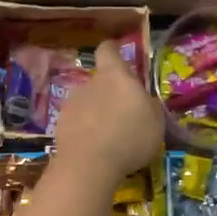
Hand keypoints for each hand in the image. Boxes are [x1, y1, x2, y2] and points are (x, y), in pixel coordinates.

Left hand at [52, 40, 163, 182]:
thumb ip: (150, 107)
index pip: (108, 50)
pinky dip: (84, 133)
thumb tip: (145, 101)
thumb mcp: (156, 123)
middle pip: (99, 83)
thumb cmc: (129, 137)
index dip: (113, 53)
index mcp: (114, 76)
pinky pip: (77, 124)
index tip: (120, 62)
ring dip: (96, 116)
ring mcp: (71, 105)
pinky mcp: (60, 126)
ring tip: (108, 140)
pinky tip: (94, 151)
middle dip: (109, 96)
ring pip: (87, 104)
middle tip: (123, 119)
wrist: (89, 165)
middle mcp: (89, 84)